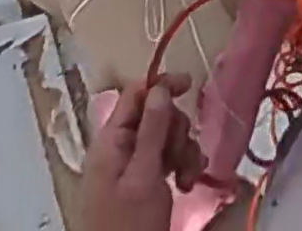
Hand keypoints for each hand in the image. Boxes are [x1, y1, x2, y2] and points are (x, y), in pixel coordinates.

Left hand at [82, 75, 203, 230]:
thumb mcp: (144, 177)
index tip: (190, 85)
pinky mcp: (144, 183)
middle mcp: (120, 148)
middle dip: (176, 129)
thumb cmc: (128, 227)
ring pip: (165, 136)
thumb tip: (160, 86)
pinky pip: (167, 158)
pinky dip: (181, 165)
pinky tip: (187, 183)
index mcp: (111, 141)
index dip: (162, 85)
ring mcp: (131, 167)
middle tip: (182, 152)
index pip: (135, 94)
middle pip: (155, 114)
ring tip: (188, 176)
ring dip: (183, 150)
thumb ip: (152, 130)